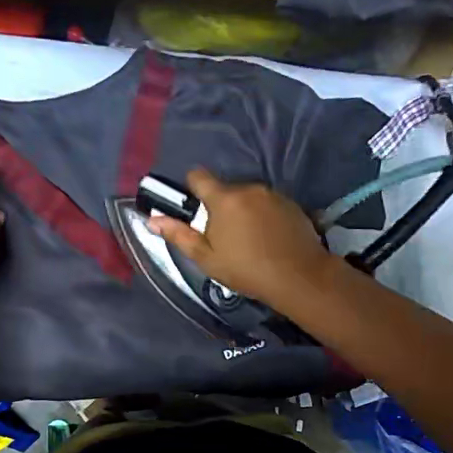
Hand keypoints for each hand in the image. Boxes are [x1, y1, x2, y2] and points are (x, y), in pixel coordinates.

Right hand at [149, 169, 338, 306]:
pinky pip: (268, 203)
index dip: (191, 188)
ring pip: (248, 197)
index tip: (194, 208)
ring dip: (243, 211)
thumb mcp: (207, 258)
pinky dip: (263, 216)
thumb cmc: (247, 270)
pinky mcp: (292, 203)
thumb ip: (179, 235)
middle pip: (225, 190)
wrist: (300, 277)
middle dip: (220, 207)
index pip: (198, 176)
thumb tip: (152, 220)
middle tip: (223, 237)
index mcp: (224, 198)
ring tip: (249, 241)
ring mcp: (273, 194)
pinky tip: (268, 239)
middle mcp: (248, 188)